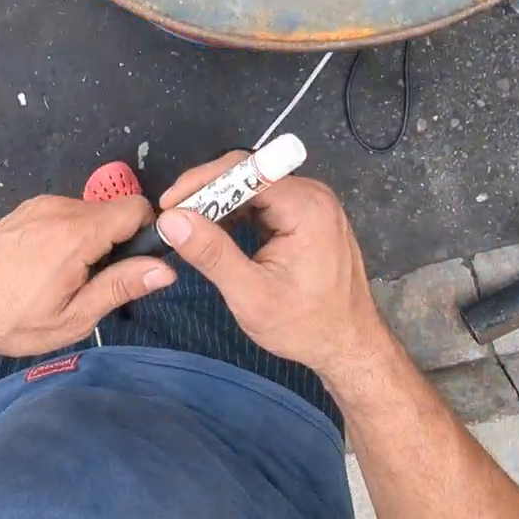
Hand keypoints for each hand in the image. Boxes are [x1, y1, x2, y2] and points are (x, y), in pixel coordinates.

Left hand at [0, 194, 172, 360]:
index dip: (146, 233)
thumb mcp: (74, 317)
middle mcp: (60, 207)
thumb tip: (165, 269)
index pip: (137, 207)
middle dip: (118, 241)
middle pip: (113, 210)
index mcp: (76, 232)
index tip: (137, 264)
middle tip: (96, 282)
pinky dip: (69, 233)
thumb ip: (121, 286)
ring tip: (68, 278)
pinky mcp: (24, 209)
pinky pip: (64, 213)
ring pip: (88, 212)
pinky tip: (47, 266)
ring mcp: (39, 204)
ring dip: (92, 239)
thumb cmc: (13, 321)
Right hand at [154, 153, 392, 381]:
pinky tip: (214, 232)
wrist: (350, 347)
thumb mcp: (251, 295)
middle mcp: (312, 194)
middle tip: (172, 217)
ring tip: (186, 225)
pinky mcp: (307, 215)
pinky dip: (236, 212)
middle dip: (205, 192)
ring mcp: (311, 203)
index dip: (201, 182)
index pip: (243, 170)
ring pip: (253, 186)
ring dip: (218, 203)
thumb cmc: (305, 326)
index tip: (168, 204)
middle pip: (247, 173)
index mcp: (305, 206)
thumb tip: (170, 220)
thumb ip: (212, 254)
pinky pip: (264, 200)